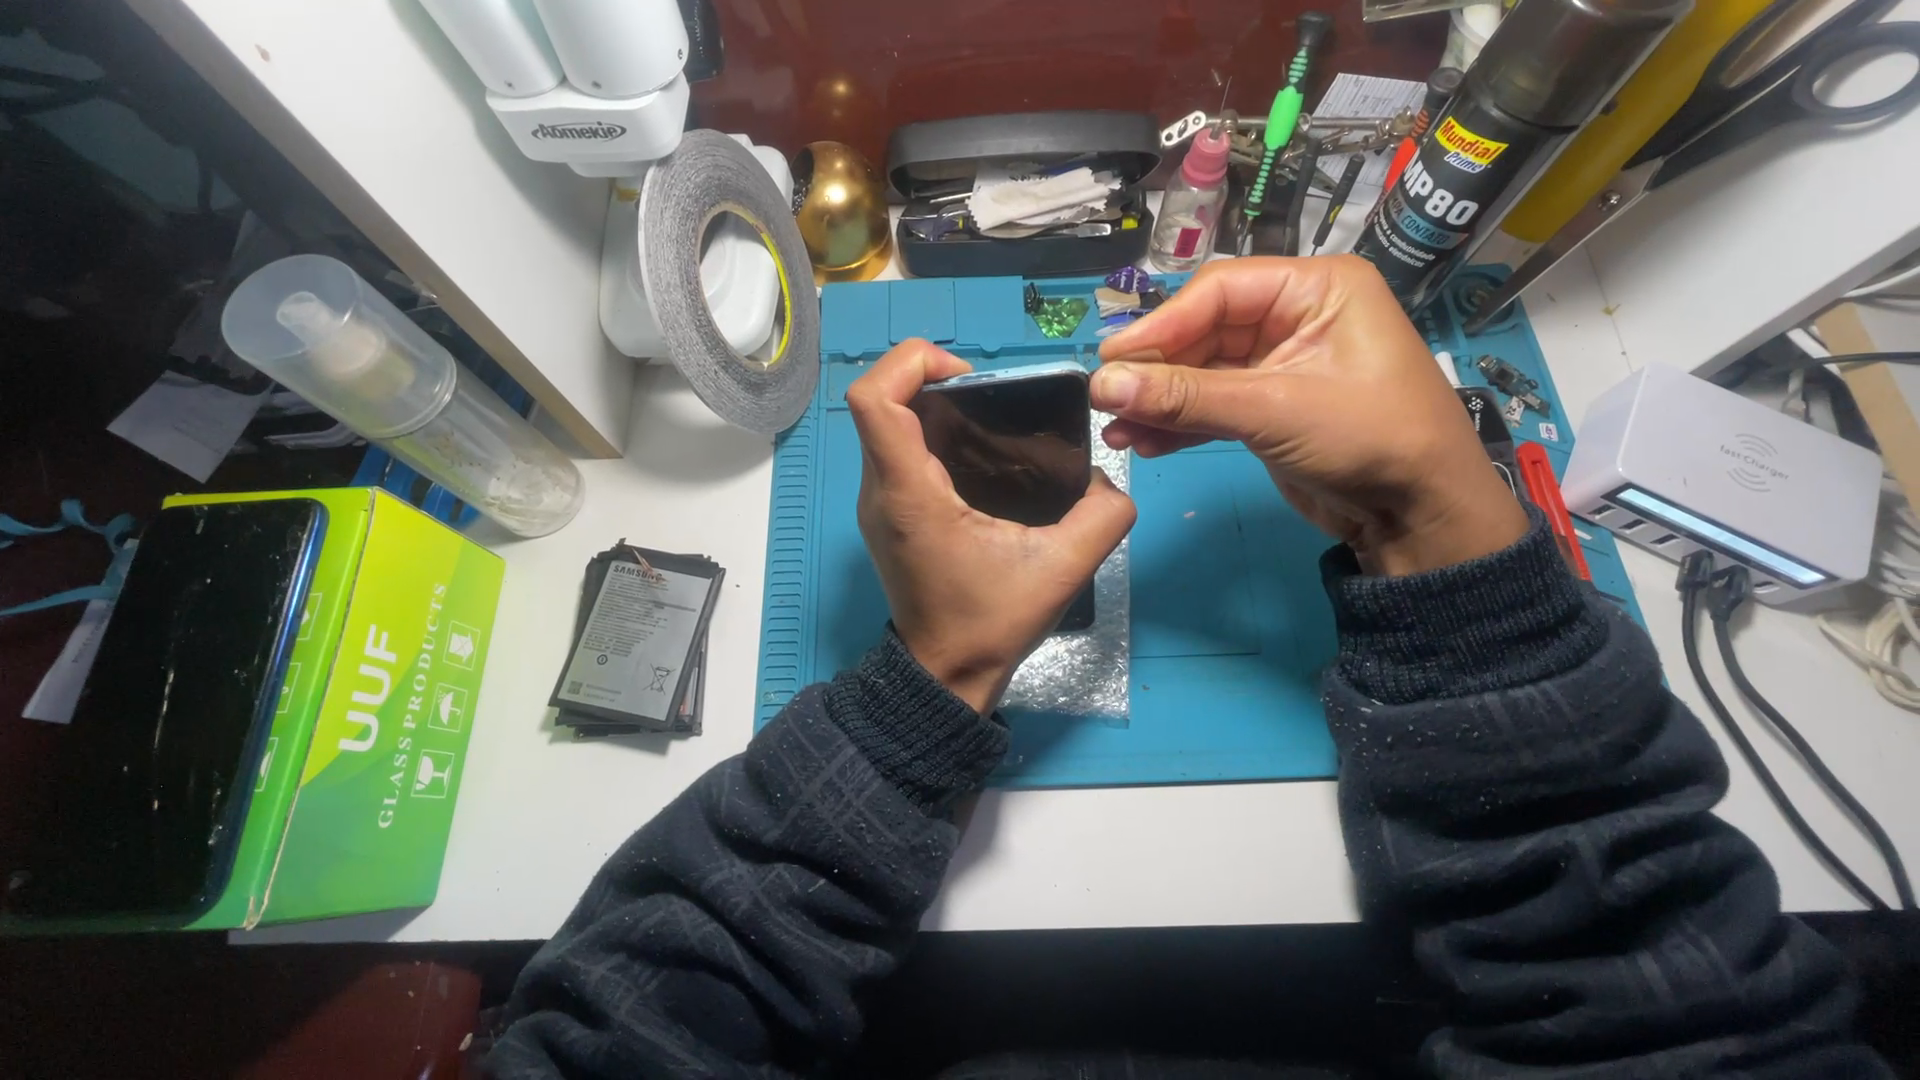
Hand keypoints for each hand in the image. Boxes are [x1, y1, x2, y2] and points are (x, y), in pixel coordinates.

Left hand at [849, 340, 1136, 712]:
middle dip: (929, 379)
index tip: (967, 376)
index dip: (911, 362)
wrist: (945, 675)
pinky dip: (926, 435)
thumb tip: (1108, 480)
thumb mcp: (1062, 570)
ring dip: (927, 407)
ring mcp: (877, 504)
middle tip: (988, 398)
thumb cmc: (991, 623)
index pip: (874, 399)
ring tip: (987, 422)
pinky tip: (976, 458)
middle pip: (879, 403)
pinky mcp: (887, 516)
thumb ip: (1103, 516)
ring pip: (885, 427)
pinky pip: (894, 452)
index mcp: (910, 493)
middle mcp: (880, 491)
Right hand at [1093, 256, 1525, 575]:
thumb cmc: (1369, 438)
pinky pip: (1211, 406)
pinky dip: (1179, 425)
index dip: (1161, 326)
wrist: (1419, 514)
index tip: (1110, 361)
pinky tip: (1144, 443)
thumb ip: (1187, 397)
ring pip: (1201, 373)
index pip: (1218, 291)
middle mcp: (1294, 317)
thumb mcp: (1274, 410)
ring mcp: (1278, 365)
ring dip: (1159, 402)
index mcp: (1314, 289)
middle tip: (1104, 399)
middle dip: (1155, 370)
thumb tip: (1103, 385)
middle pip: (1203, 331)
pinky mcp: (1268, 408)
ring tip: (1115, 432)